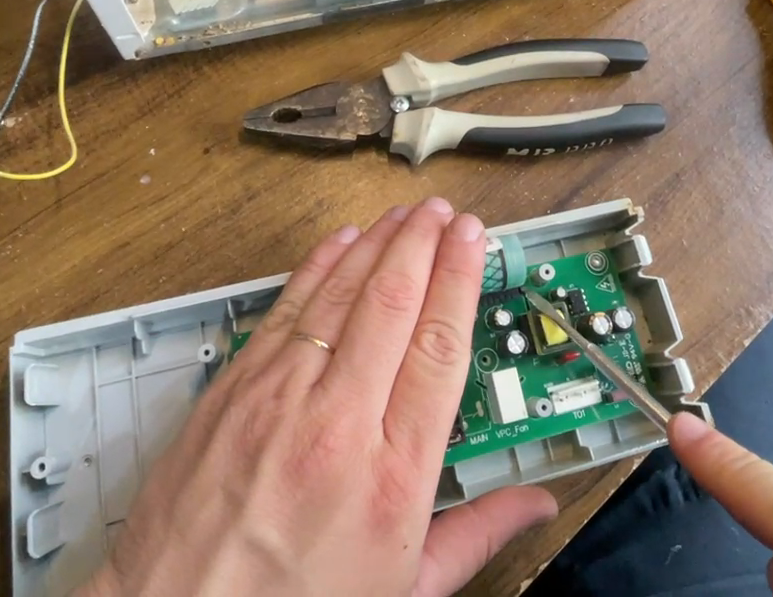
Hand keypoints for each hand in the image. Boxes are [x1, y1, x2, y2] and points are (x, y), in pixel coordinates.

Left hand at [77, 199, 558, 596]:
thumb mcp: (403, 590)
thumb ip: (475, 536)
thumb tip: (536, 507)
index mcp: (393, 474)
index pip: (440, 346)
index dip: (461, 279)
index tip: (473, 242)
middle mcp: (339, 422)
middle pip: (394, 302)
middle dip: (423, 244)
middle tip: (444, 213)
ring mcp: (280, 396)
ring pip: (341, 293)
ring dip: (377, 243)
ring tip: (404, 215)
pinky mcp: (236, 386)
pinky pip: (287, 308)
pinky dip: (319, 265)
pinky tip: (341, 241)